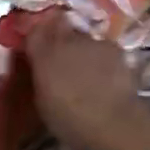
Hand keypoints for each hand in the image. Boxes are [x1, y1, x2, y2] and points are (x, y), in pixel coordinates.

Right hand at [24, 20, 149, 149]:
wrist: (114, 122)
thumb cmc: (72, 121)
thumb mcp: (44, 104)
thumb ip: (41, 77)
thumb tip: (41, 69)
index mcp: (45, 55)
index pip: (34, 32)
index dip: (37, 36)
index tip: (38, 45)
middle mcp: (67, 41)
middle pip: (59, 27)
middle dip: (59, 37)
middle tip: (62, 57)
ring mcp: (92, 41)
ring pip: (81, 38)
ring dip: (81, 49)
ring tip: (87, 70)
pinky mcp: (113, 47)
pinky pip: (101, 48)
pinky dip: (101, 57)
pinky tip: (106, 75)